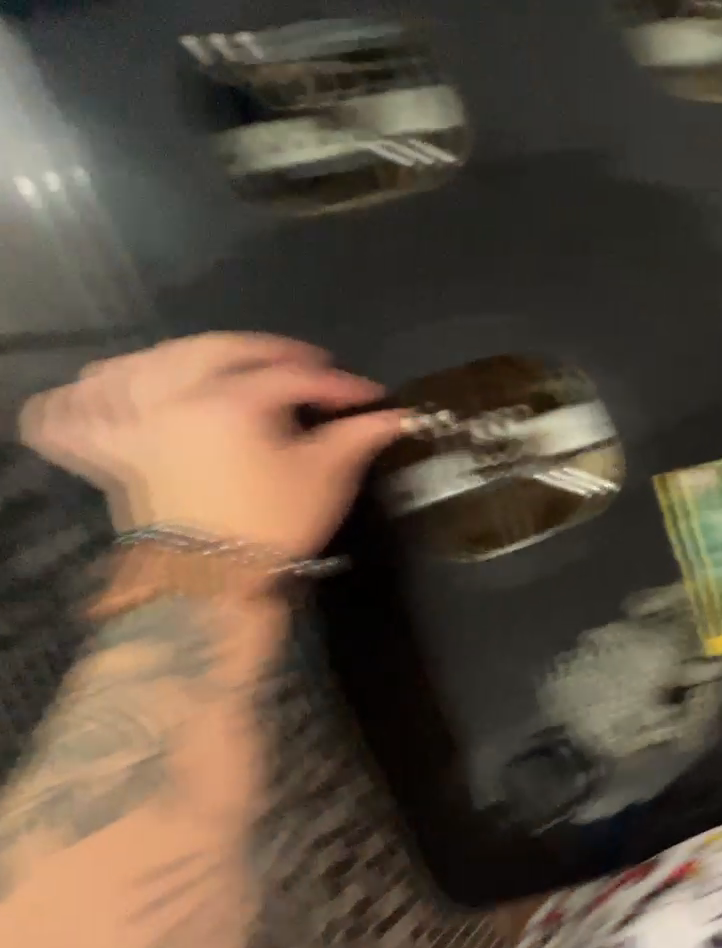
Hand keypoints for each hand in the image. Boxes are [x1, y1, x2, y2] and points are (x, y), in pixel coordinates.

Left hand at [19, 333, 408, 557]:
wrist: (212, 575)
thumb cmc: (276, 520)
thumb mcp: (328, 474)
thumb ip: (360, 436)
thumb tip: (397, 418)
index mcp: (232, 403)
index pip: (295, 377)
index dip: (338, 383)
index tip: (369, 396)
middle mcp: (171, 399)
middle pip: (215, 350)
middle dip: (266, 352)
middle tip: (304, 365)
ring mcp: (131, 422)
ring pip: (140, 365)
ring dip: (182, 359)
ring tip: (219, 370)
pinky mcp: (108, 450)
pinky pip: (75, 410)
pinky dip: (92, 395)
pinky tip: (122, 392)